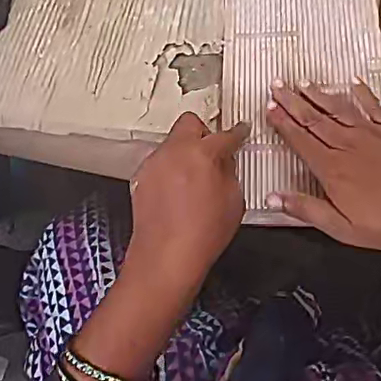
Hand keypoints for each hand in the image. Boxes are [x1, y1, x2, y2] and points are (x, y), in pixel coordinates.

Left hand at [124, 113, 249, 289]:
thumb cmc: (200, 234)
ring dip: (184, 153)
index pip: (225, 134)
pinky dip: (170, 170)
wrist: (166, 257)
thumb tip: (225, 161)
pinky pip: (159, 164)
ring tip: (195, 178)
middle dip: (204, 132)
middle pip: (189, 124)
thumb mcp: (234, 201)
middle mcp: (173, 152)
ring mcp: (154, 164)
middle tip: (213, 150)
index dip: (236, 133)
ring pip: (172, 143)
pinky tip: (178, 192)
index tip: (239, 133)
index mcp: (201, 152)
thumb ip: (229, 172)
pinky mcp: (141, 179)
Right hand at [265, 81, 380, 261]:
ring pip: (340, 109)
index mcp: (333, 170)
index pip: (300, 140)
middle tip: (278, 87)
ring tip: (303, 83)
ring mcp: (375, 136)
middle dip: (293, 102)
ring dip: (319, 95)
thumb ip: (306, 210)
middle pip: (315, 119)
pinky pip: (375, 107)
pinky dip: (362, 94)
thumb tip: (274, 199)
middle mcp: (350, 146)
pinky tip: (353, 85)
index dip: (283, 123)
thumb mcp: (342, 228)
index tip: (270, 109)